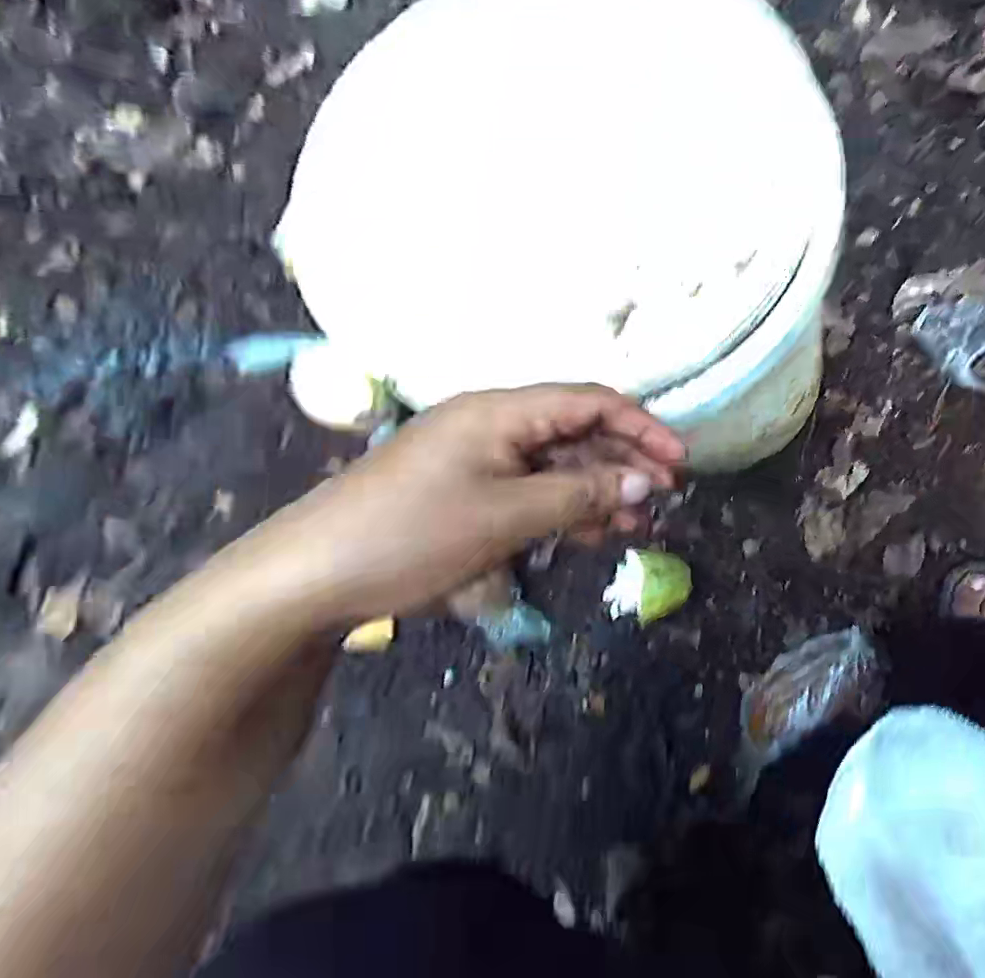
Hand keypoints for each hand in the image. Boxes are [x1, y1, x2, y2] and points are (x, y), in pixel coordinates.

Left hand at [211, 385, 686, 629]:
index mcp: (501, 412)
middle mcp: (496, 426)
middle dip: (626, 462)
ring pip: (561, 466)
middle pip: (580, 433)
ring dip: (601, 491)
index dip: (642, 426)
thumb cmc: (411, 535)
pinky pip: (535, 492)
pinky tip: (592, 533)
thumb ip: (581, 495)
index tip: (679, 460)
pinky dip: (568, 510)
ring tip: (636, 524)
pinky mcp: (472, 493)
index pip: (590, 402)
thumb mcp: (507, 515)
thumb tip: (642, 482)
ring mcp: (482, 460)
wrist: (305, 583)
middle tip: (665, 496)